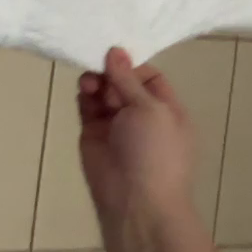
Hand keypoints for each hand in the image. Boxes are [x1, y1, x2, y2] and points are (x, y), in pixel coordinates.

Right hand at [79, 47, 223, 251]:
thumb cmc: (155, 153)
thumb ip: (128, 79)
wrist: (136, 200)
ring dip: (95, 82)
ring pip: (102, 91)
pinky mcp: (93, 132)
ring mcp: (117, 124)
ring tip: (89, 85)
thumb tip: (115, 50)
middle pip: (122, 81)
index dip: (131, 64)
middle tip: (98, 71)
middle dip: (109, 72)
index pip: (149, 77)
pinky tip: (83, 93)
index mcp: (167, 111)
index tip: (113, 55)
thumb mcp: (150, 110)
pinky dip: (84, 96)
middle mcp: (143, 115)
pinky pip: (87, 105)